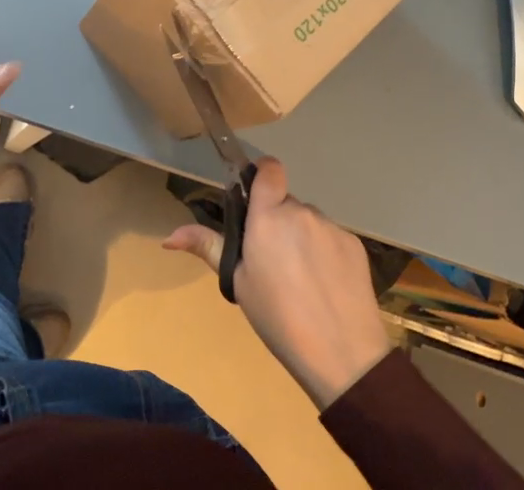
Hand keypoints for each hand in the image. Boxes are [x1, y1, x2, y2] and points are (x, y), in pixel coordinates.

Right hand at [165, 157, 394, 408]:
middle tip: (270, 259)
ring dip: (301, 238)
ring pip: (309, 222)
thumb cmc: (278, 317)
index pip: (269, 169)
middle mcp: (301, 212)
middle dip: (276, 221)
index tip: (254, 195)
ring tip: (299, 279)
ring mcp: (332, 228)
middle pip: (286, 203)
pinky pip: (331, 239)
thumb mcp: (237, 282)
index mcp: (268, 216)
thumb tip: (168, 237)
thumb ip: (208, 247)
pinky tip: (323, 286)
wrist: (341, 353)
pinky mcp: (355, 246)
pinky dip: (324, 253)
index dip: (262, 174)